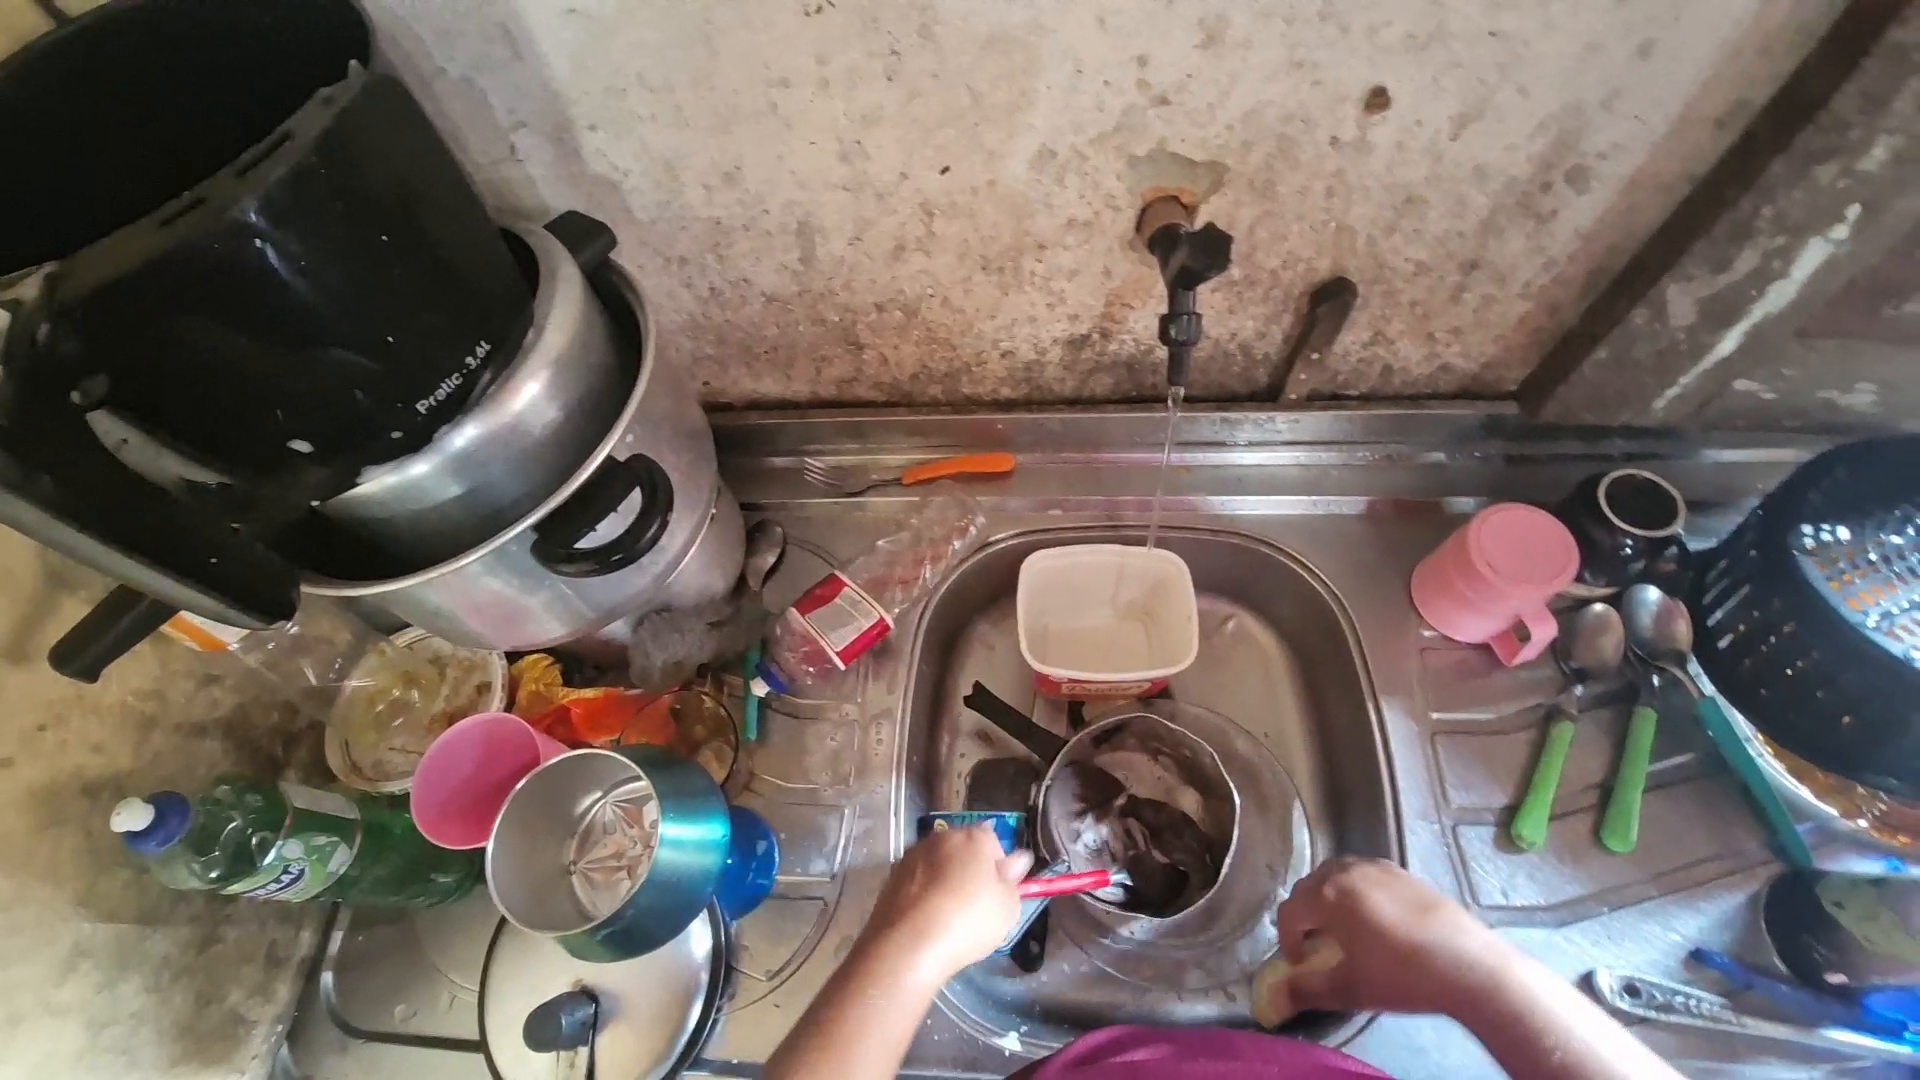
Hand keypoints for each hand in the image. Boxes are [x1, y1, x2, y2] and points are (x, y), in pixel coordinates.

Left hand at [859, 825, 1032, 984]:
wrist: (910, 945)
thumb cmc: (969, 921)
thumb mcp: (1008, 906)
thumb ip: (1013, 879)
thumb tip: (1018, 860)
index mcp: (974, 837)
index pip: (993, 841)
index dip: (998, 867)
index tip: (998, 893)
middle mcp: (942, 837)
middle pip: (962, 849)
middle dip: (969, 870)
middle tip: (975, 907)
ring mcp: (913, 855)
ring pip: (937, 864)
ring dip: (944, 881)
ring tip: (947, 918)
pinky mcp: (892, 876)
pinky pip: (916, 881)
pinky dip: (922, 894)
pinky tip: (926, 921)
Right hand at [1273, 857, 1525, 1017]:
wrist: (1470, 965)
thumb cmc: (1403, 977)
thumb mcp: (1351, 989)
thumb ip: (1308, 990)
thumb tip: (1278, 996)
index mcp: (1325, 895)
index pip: (1289, 912)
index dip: (1287, 939)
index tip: (1300, 962)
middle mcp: (1343, 871)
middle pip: (1309, 888)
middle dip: (1306, 916)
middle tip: (1318, 945)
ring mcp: (1373, 866)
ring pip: (1334, 876)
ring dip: (1328, 899)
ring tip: (1344, 928)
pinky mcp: (1399, 870)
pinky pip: (1362, 874)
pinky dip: (1355, 890)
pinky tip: (1375, 917)